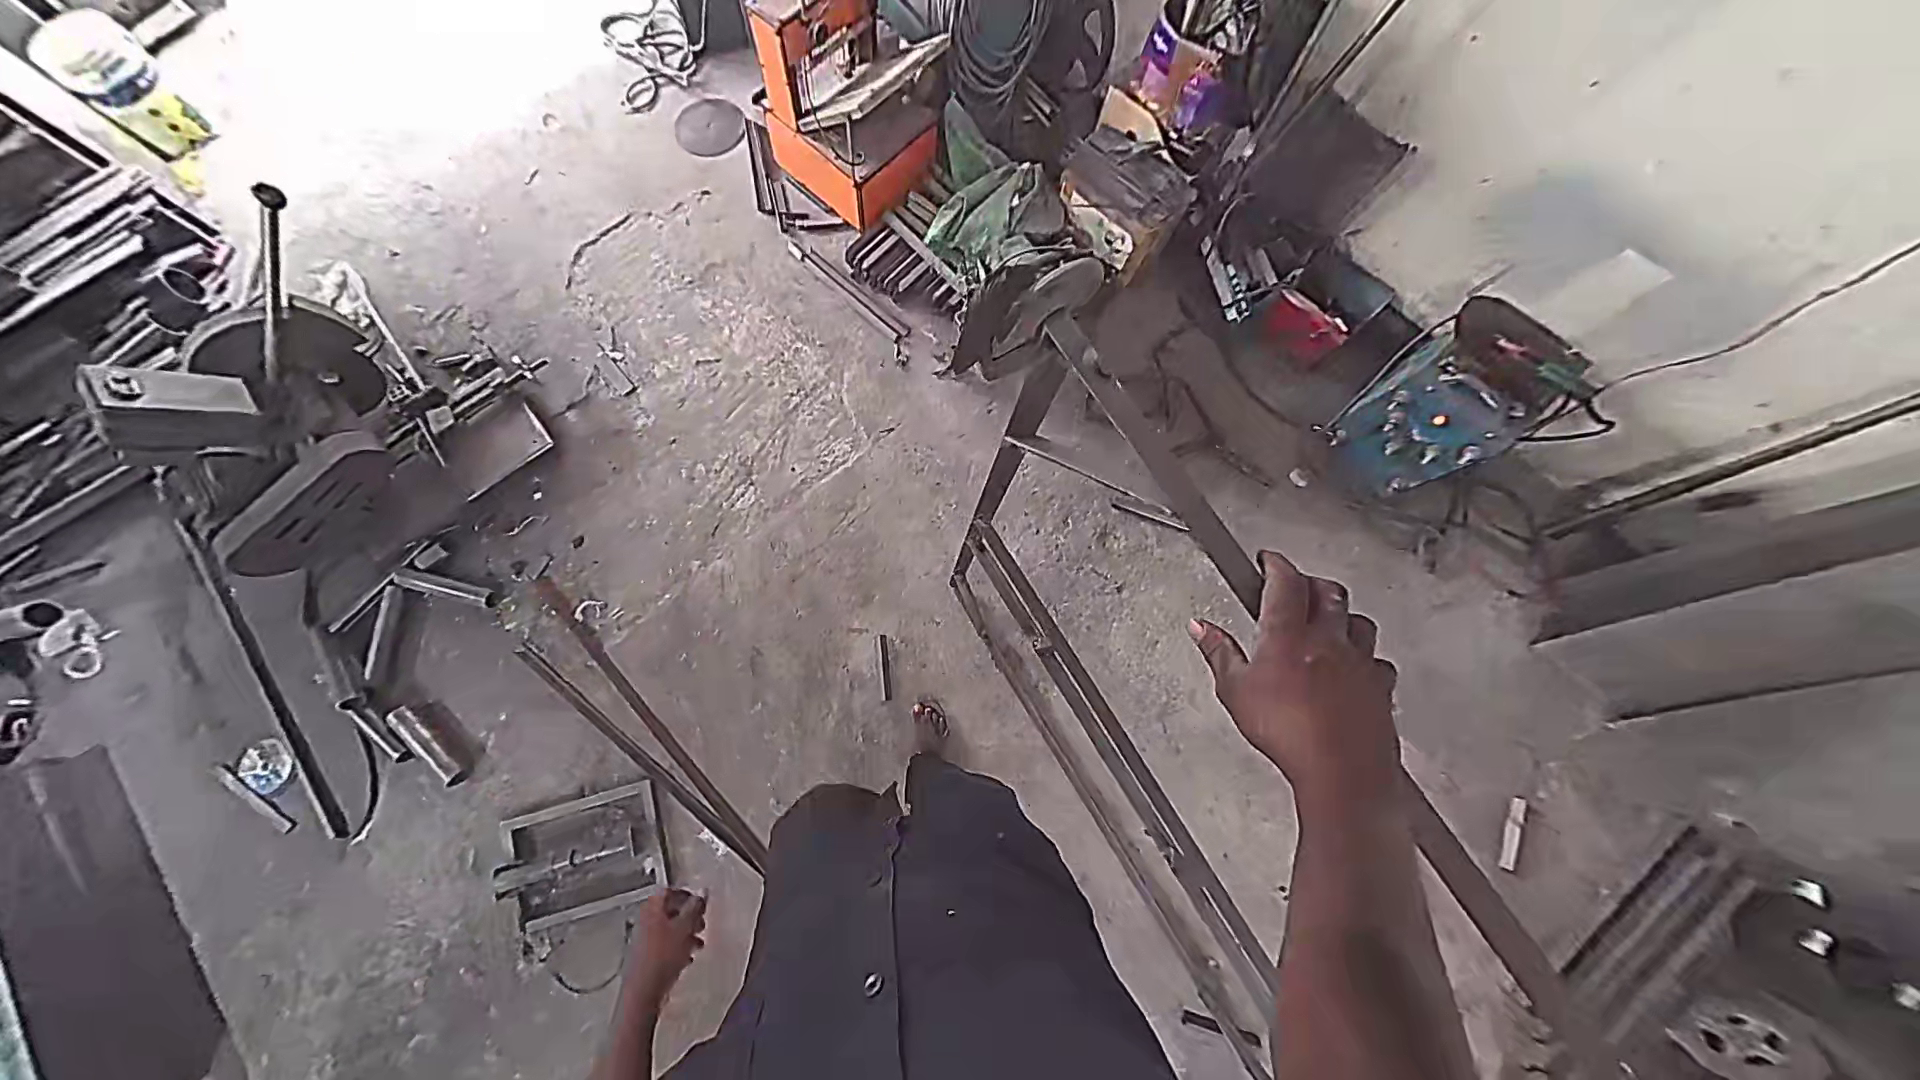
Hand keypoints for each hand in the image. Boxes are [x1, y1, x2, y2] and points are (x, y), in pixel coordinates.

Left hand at [629, 888, 706, 1005]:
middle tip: (700, 922)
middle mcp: (645, 921)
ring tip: (698, 941)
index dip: (685, 893)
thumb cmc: (663, 957)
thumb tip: (703, 892)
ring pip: (669, 928)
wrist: (644, 993)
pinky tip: (687, 956)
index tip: (699, 901)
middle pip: (670, 910)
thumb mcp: (685, 927)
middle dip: (688, 915)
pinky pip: (665, 945)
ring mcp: (644, 940)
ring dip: (686, 932)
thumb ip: (695, 908)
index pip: (668, 890)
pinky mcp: (646, 958)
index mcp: (652, 909)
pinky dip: (678, 947)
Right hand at [1188, 551, 1400, 815]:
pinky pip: (1377, 659)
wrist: (1342, 770)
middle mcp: (1329, 640)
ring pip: (1357, 620)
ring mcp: (1359, 661)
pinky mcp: (1380, 686)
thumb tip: (1201, 628)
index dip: (1276, 564)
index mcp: (1289, 635)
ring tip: (1325, 618)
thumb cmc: (1289, 732)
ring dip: (1340, 612)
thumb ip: (1219, 653)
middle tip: (1294, 584)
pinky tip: (1353, 664)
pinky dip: (1363, 654)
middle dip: (1309, 582)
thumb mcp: (1235, 691)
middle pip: (1327, 591)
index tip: (1268, 560)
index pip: (1286, 582)